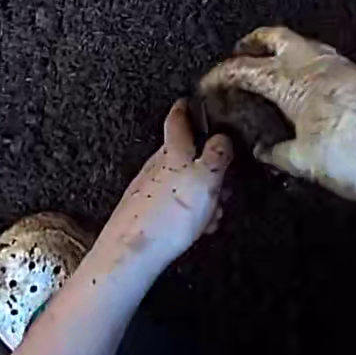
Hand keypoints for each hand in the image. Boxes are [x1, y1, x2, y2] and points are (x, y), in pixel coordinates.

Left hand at [98, 100, 232, 275]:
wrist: (131, 254)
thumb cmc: (169, 214)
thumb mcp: (207, 178)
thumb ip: (218, 155)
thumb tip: (224, 137)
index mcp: (173, 151)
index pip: (177, 119)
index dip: (184, 107)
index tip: (188, 100)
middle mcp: (156, 164)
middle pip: (183, 153)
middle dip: (205, 164)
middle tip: (223, 179)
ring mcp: (148, 188)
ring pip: (181, 181)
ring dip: (201, 192)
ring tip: (213, 212)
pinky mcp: (143, 211)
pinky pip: (173, 203)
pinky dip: (189, 211)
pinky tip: (198, 228)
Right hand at [199, 26, 355, 257]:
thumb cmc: (354, 157)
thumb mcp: (305, 163)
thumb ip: (278, 153)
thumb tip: (264, 150)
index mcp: (292, 82)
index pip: (245, 69)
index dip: (220, 75)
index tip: (208, 83)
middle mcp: (314, 64)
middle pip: (275, 36)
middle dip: (253, 42)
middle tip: (240, 54)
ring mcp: (339, 65)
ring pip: (302, 43)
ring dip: (281, 49)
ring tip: (271, 66)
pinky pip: (323, 56)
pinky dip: (305, 61)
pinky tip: (306, 82)